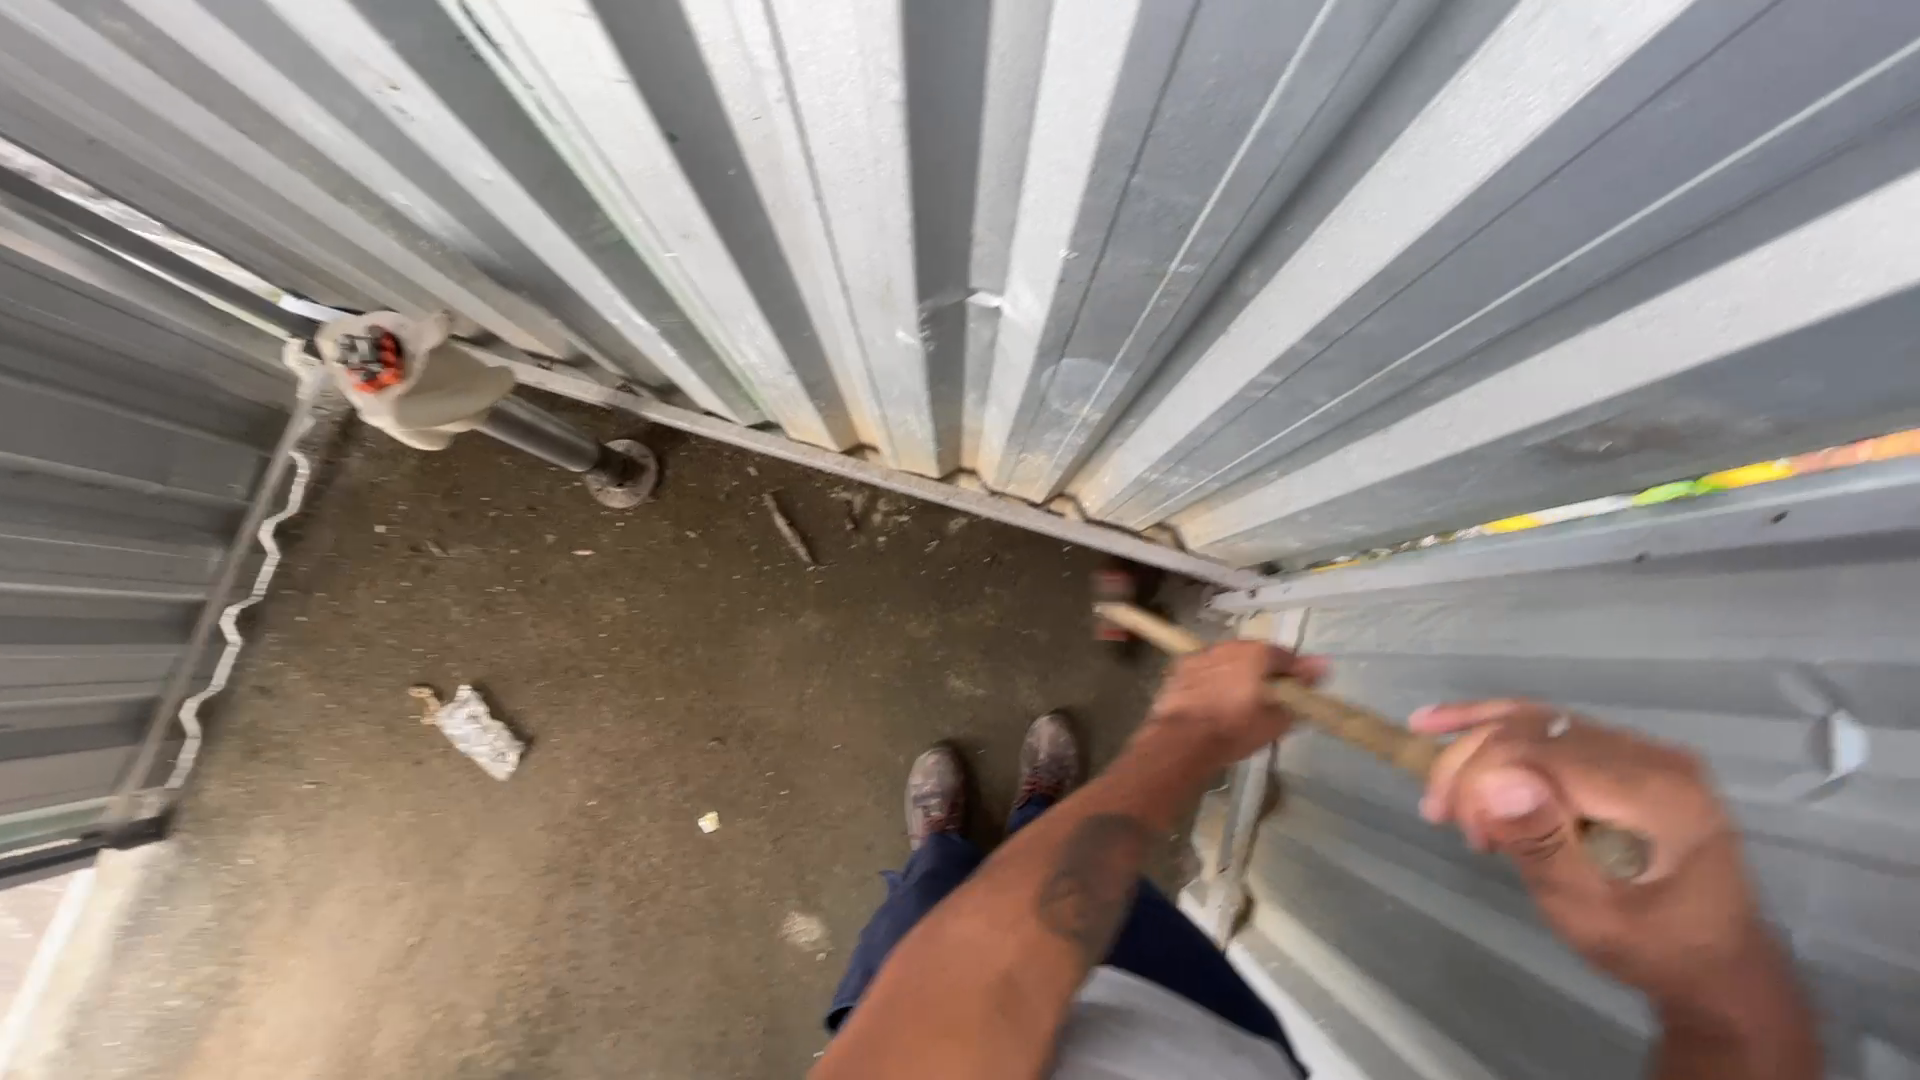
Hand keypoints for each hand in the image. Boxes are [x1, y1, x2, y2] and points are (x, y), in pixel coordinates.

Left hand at [1138, 641, 1326, 764]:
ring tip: (1239, 698)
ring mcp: (1202, 654)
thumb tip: (1323, 665)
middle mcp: (1229, 646)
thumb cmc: (1235, 729)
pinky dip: (1213, 678)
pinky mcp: (1181, 667)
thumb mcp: (1277, 719)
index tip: (1300, 689)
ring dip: (1237, 672)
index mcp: (1257, 653)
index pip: (1287, 657)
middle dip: (1264, 671)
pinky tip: (1213, 697)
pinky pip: (1206, 668)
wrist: (1183, 738)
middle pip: (1255, 655)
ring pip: (1229, 659)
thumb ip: (1300, 689)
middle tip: (1268, 696)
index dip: (1296, 673)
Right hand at [1412, 700, 1779, 1009]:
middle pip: (1528, 730)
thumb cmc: (1650, 948)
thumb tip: (1497, 781)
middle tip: (1440, 813)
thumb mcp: (1590, 912)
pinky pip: (1545, 727)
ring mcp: (1640, 750)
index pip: (1535, 750)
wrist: (1714, 965)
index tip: (1453, 824)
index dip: (1477, 777)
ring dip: (1471, 750)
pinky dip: (1491, 728)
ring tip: (1438, 790)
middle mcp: (1651, 757)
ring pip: (1528, 721)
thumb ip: (1544, 843)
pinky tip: (1441, 722)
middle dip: (1469, 766)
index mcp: (1654, 793)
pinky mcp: (1624, 755)